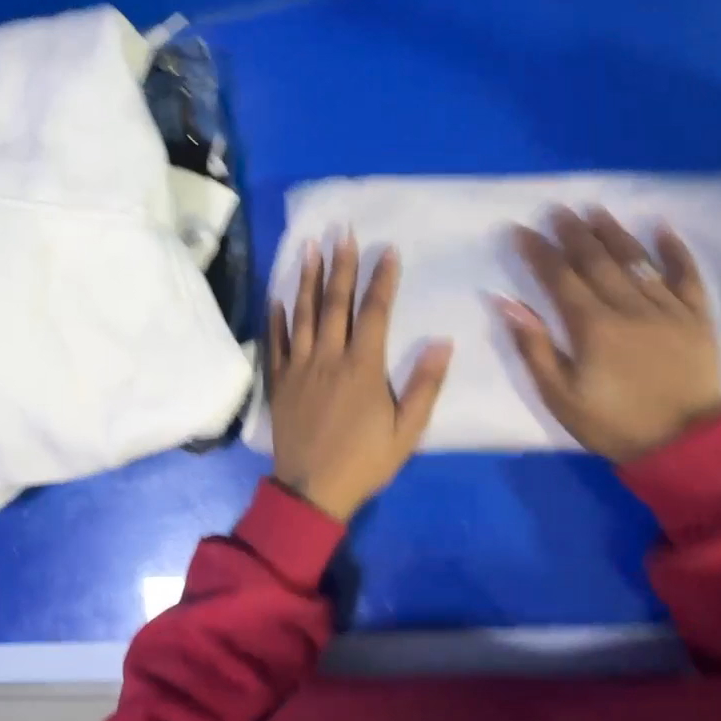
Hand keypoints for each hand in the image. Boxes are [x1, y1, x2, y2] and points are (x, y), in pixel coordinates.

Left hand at [267, 232, 452, 522]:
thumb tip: (444, 341)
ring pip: (303, 314)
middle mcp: (328, 357)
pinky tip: (278, 297)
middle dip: (341, 265)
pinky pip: (276, 342)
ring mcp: (299, 367)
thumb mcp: (407, 430)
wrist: (312, 489)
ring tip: (309, 248)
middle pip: (335, 303)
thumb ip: (424, 385)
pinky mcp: (279, 381)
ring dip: (307, 279)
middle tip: (342, 232)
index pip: (374, 312)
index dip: (382, 280)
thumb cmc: (365, 461)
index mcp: (363, 367)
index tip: (387, 250)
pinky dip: (276, 318)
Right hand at [497, 207, 720, 463]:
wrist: (685, 447)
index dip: (538, 252)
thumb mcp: (559, 394)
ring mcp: (667, 310)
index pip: (559, 277)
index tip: (520, 230)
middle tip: (556, 210)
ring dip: (613, 232)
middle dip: (573, 233)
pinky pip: (687, 276)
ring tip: (595, 210)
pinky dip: (675, 250)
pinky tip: (661, 228)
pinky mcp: (697, 318)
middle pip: (597, 260)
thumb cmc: (611, 423)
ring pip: (637, 260)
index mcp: (592, 326)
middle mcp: (629, 307)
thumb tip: (507, 302)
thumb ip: (533, 346)